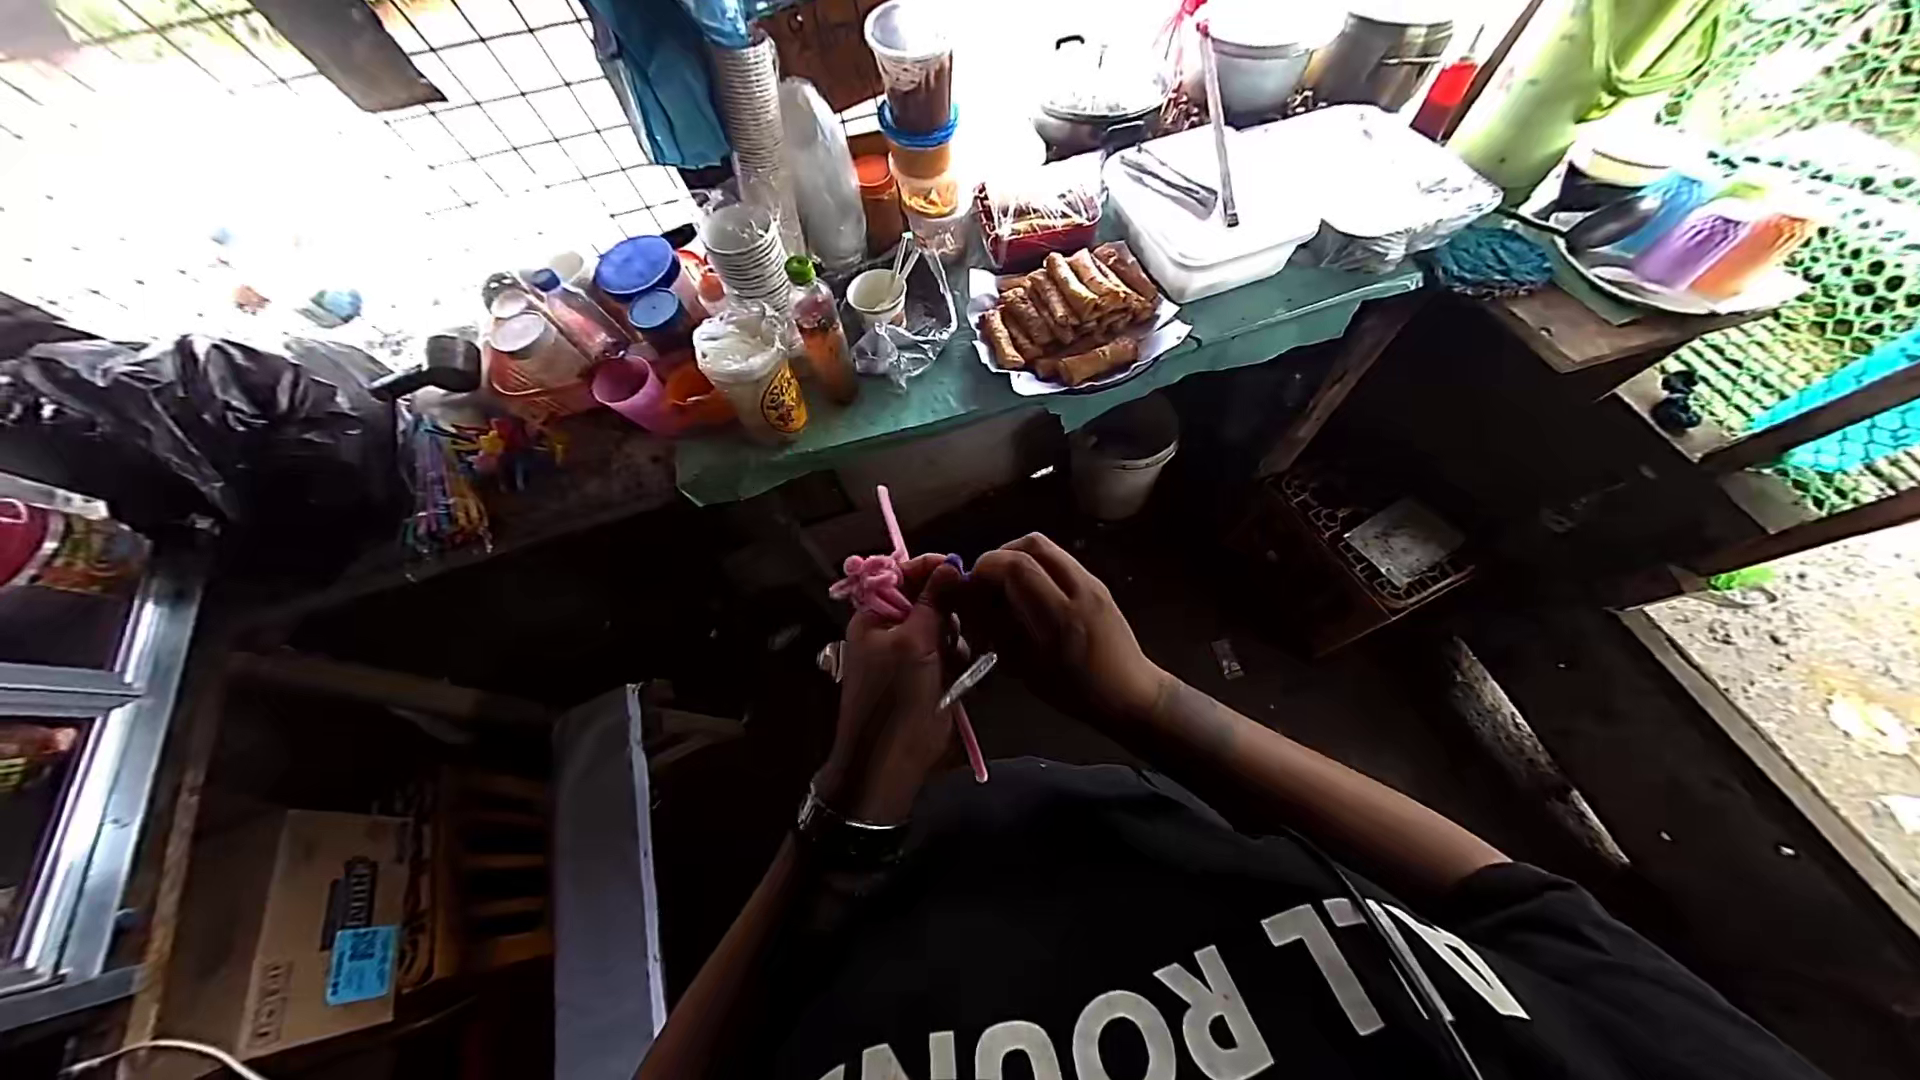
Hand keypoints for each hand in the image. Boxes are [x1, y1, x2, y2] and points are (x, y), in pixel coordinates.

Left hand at [815, 554, 964, 823]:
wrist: (892, 762)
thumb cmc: (894, 698)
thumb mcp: (914, 642)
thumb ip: (933, 601)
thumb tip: (949, 563)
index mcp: (875, 616)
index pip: (902, 575)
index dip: (929, 569)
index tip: (958, 571)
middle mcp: (891, 629)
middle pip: (929, 599)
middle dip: (947, 611)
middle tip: (952, 628)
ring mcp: (911, 653)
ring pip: (946, 626)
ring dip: (955, 640)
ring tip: (952, 661)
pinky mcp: (930, 674)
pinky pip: (952, 652)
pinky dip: (958, 660)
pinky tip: (958, 675)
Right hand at [964, 533, 1168, 727]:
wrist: (1132, 693)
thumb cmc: (1076, 692)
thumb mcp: (1027, 668)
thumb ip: (999, 628)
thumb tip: (972, 599)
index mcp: (1060, 617)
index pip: (1016, 566)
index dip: (985, 568)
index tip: (970, 587)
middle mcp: (1080, 590)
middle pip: (1032, 544)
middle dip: (1000, 556)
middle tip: (987, 583)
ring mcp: (1092, 583)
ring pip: (1046, 548)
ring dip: (1017, 560)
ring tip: (1006, 589)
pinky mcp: (1097, 583)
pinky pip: (1058, 560)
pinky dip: (1036, 567)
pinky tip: (1030, 595)